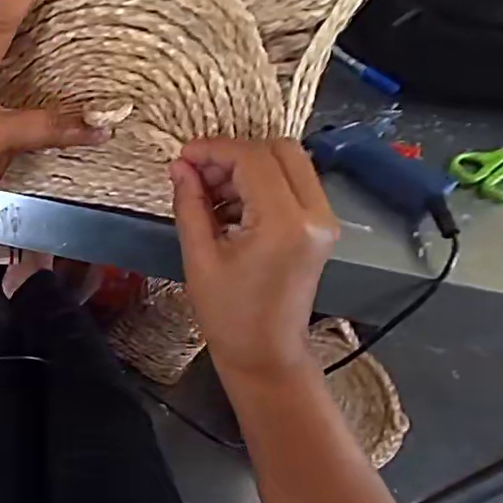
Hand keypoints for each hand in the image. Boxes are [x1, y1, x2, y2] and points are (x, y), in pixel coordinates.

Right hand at [168, 139, 338, 383]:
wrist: (265, 353)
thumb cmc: (230, 317)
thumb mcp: (199, 258)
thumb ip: (190, 205)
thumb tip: (180, 168)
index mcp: (283, 224)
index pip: (253, 158)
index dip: (214, 150)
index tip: (184, 157)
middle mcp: (313, 215)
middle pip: (279, 149)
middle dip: (233, 154)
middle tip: (198, 174)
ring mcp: (322, 220)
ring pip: (288, 163)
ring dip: (246, 169)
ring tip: (209, 196)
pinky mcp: (319, 227)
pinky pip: (292, 185)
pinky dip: (260, 185)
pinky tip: (228, 208)